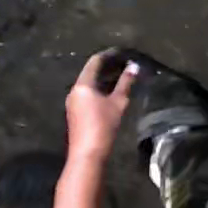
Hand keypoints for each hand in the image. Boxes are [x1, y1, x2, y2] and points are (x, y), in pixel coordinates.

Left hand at [64, 50, 139, 165]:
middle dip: (108, 67)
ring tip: (122, 76)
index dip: (109, 55)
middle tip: (125, 64)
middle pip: (91, 72)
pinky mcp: (76, 112)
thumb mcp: (118, 102)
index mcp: (83, 84)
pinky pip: (88, 93)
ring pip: (90, 83)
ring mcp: (73, 102)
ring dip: (104, 78)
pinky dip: (100, 89)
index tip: (122, 53)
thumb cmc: (103, 126)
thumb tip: (134, 66)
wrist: (87, 154)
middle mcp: (75, 90)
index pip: (95, 61)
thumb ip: (125, 82)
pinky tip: (112, 92)